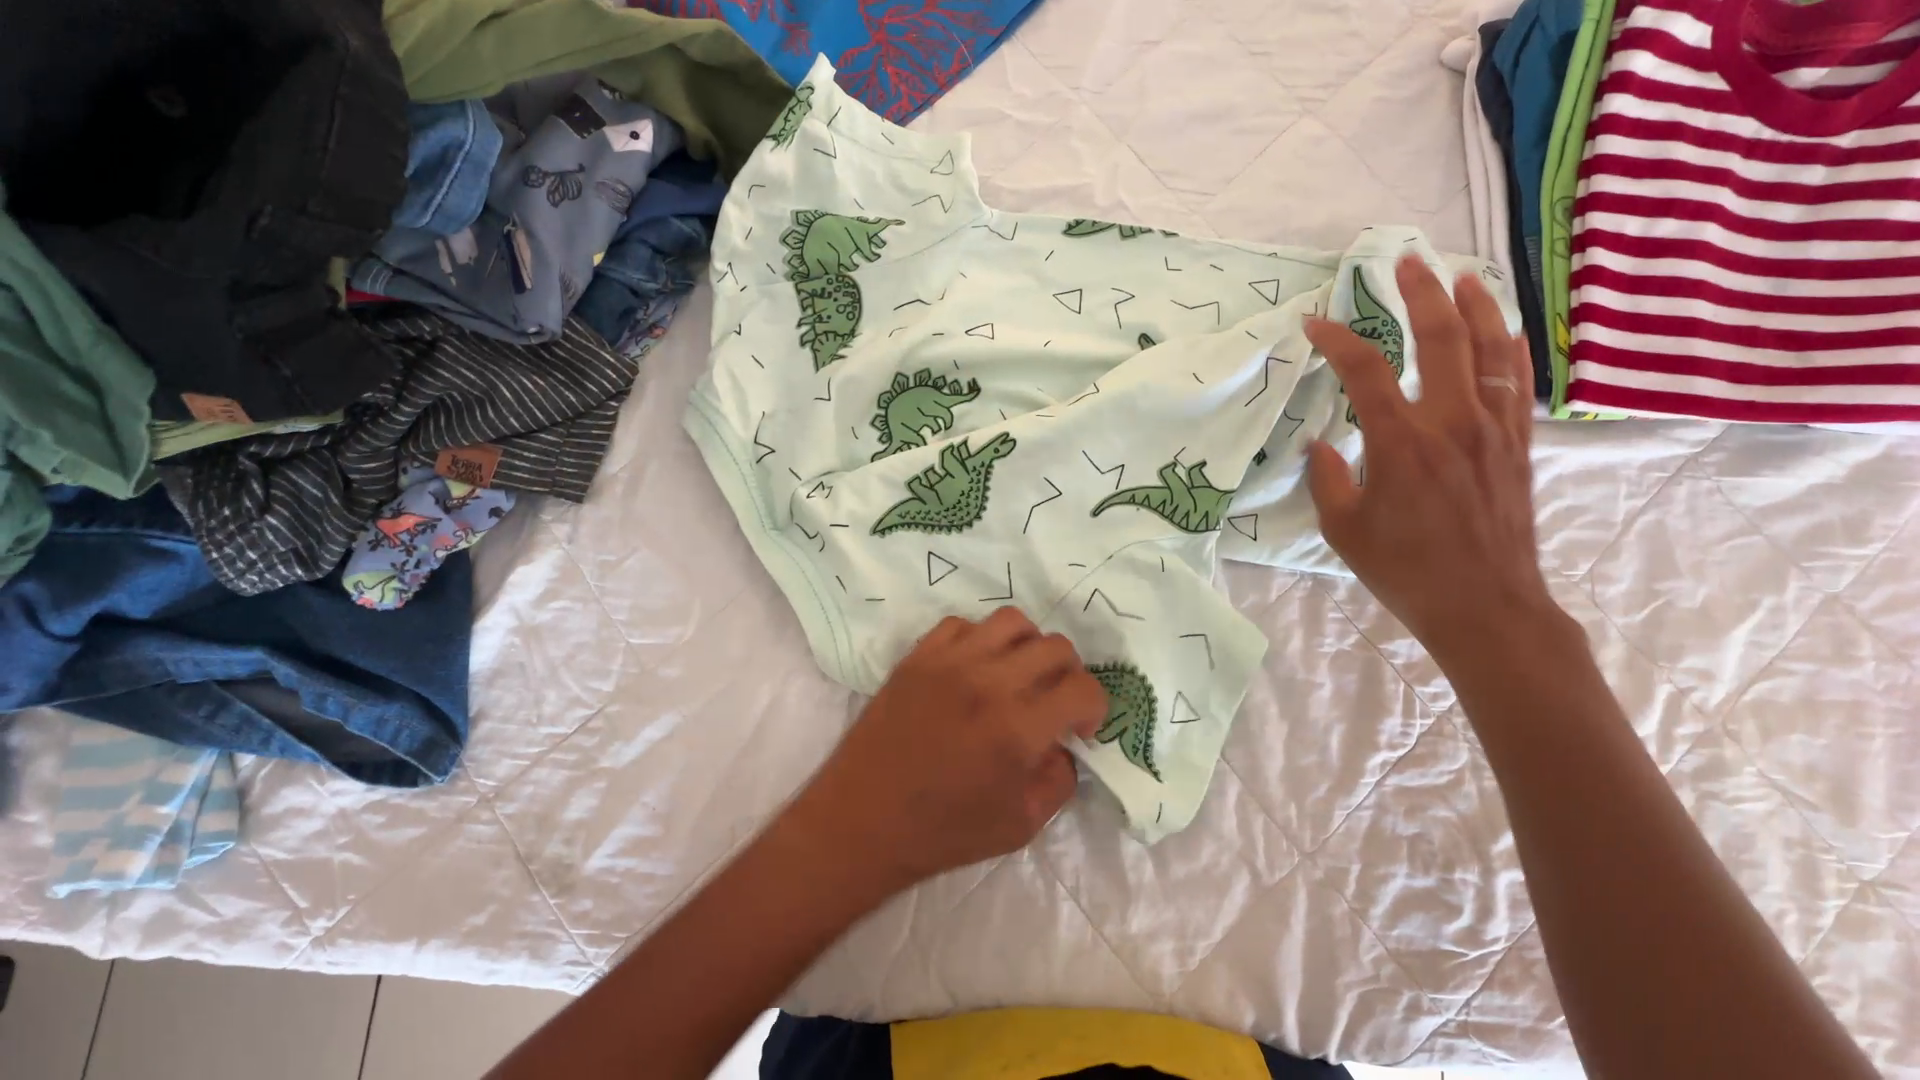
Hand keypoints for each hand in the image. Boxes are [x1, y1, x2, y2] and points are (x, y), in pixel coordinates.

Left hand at [787, 607, 1106, 894]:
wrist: (862, 822)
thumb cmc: (943, 832)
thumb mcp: (1021, 825)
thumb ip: (1059, 780)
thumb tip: (1065, 746)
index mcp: (1017, 729)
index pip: (1083, 688)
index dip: (1094, 709)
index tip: (1079, 730)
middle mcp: (987, 683)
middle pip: (1056, 647)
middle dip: (1069, 676)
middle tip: (1054, 704)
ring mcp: (948, 663)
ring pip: (1012, 622)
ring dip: (1029, 648)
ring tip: (1018, 678)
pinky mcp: (917, 658)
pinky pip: (962, 624)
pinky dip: (980, 641)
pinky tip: (975, 671)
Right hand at [1304, 255, 1569, 669]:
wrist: (1485, 606)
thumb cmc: (1406, 571)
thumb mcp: (1344, 530)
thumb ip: (1327, 480)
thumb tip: (1321, 446)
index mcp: (1400, 442)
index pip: (1364, 370)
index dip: (1336, 339)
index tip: (1314, 322)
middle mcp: (1451, 422)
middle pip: (1439, 337)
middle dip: (1418, 293)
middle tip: (1403, 262)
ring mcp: (1493, 428)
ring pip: (1490, 348)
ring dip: (1474, 306)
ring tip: (1460, 276)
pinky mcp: (1518, 443)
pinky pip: (1519, 381)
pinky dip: (1511, 348)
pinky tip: (1505, 328)